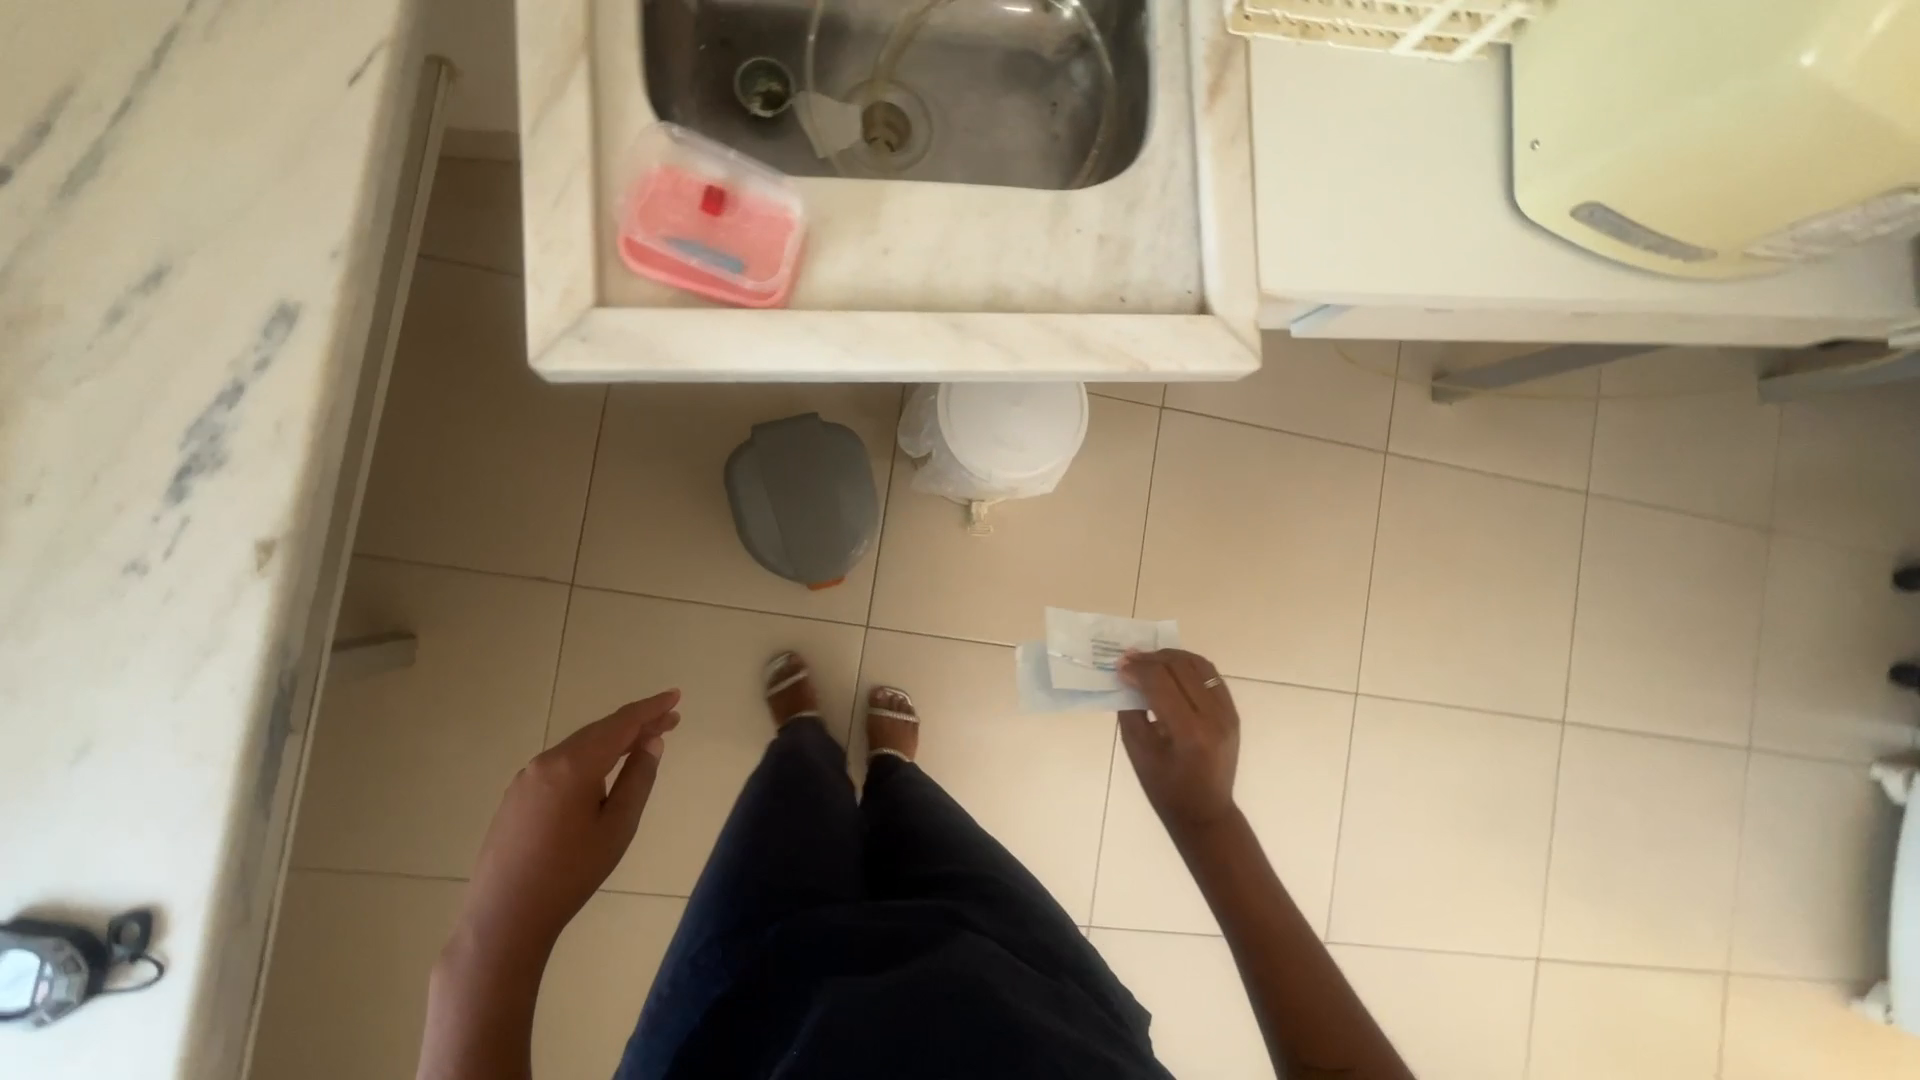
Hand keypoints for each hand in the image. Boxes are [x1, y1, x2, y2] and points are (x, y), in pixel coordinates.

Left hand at [455, 690, 681, 959]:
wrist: (505, 918)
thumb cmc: (570, 873)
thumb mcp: (617, 827)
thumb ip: (638, 779)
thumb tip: (650, 743)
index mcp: (574, 765)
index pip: (621, 724)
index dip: (651, 708)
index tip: (676, 696)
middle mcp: (546, 762)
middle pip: (599, 731)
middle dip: (636, 724)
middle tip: (669, 722)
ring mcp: (526, 779)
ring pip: (579, 747)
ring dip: (613, 741)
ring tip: (642, 743)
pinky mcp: (516, 798)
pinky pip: (561, 764)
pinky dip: (590, 758)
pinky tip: (603, 771)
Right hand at [1118, 650, 1238, 836]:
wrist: (1205, 812)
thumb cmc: (1165, 789)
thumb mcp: (1138, 750)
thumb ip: (1131, 710)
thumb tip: (1127, 678)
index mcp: (1190, 732)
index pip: (1161, 682)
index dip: (1138, 669)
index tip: (1119, 666)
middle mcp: (1214, 718)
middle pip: (1181, 667)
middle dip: (1151, 658)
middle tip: (1129, 658)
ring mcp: (1228, 713)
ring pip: (1199, 665)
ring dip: (1171, 657)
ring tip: (1149, 660)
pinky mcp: (1232, 713)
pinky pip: (1210, 676)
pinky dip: (1188, 666)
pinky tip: (1170, 670)